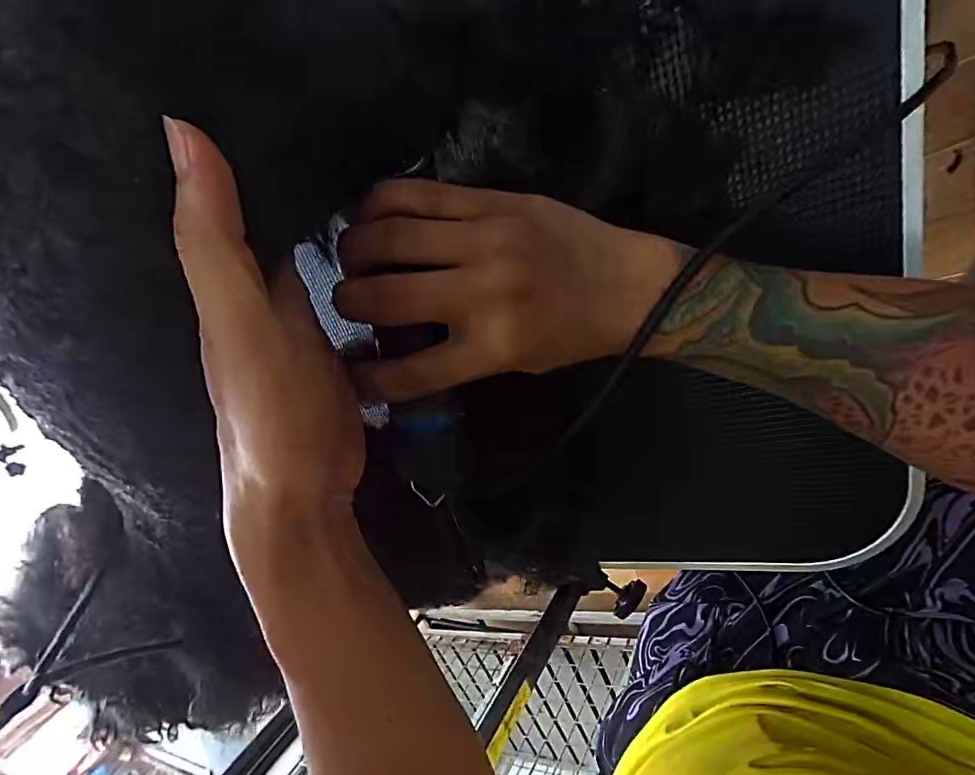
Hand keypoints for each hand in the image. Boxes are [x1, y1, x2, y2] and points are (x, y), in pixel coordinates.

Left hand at [166, 117, 364, 528]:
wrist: (304, 495)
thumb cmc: (273, 412)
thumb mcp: (243, 322)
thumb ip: (215, 240)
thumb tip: (180, 130)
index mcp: (228, 287)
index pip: (233, 206)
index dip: (251, 159)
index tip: (287, 115)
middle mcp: (258, 306)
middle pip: (274, 235)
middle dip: (300, 193)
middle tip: (347, 152)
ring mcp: (299, 341)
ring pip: (311, 275)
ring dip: (335, 241)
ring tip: (376, 206)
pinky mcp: (334, 370)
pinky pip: (343, 316)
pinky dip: (359, 291)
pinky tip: (385, 282)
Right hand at [332, 180, 682, 400]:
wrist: (630, 285)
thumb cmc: (578, 333)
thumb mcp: (525, 361)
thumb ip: (467, 357)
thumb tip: (406, 351)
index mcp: (497, 347)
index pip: (416, 371)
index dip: (372, 380)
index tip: (352, 377)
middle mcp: (484, 293)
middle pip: (385, 295)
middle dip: (348, 301)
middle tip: (344, 301)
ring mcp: (487, 240)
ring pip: (389, 235)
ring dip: (353, 248)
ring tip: (350, 257)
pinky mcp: (492, 201)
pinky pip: (416, 193)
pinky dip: (379, 204)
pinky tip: (370, 217)